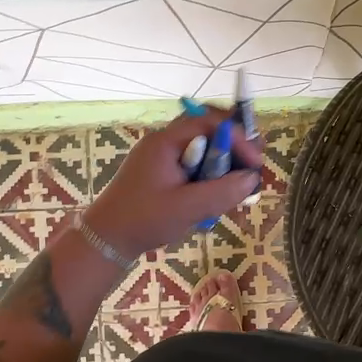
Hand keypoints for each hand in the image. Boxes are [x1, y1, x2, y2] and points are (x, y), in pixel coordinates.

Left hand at [80, 110, 263, 257]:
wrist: (106, 239)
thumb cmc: (143, 220)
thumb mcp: (187, 208)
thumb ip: (222, 192)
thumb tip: (252, 178)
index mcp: (165, 142)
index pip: (210, 123)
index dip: (238, 137)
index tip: (256, 161)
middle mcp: (164, 142)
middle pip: (207, 127)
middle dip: (235, 142)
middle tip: (255, 161)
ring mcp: (162, 156)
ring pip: (203, 145)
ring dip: (224, 158)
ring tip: (242, 178)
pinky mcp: (163, 172)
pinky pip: (194, 162)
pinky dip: (211, 171)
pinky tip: (221, 190)